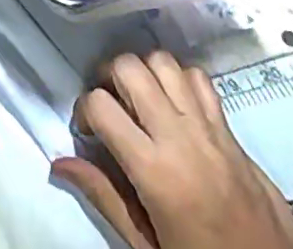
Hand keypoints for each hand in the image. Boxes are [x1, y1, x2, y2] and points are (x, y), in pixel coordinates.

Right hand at [54, 52, 292, 248]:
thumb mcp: (145, 244)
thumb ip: (104, 196)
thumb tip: (61, 163)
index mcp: (154, 171)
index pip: (100, 105)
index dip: (83, 110)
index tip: (87, 131)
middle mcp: (180, 138)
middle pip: (130, 67)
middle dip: (108, 76)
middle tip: (108, 103)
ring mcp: (209, 129)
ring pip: (165, 62)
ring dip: (143, 70)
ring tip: (138, 96)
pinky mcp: (231, 131)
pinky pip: (200, 79)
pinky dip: (179, 78)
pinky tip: (172, 102)